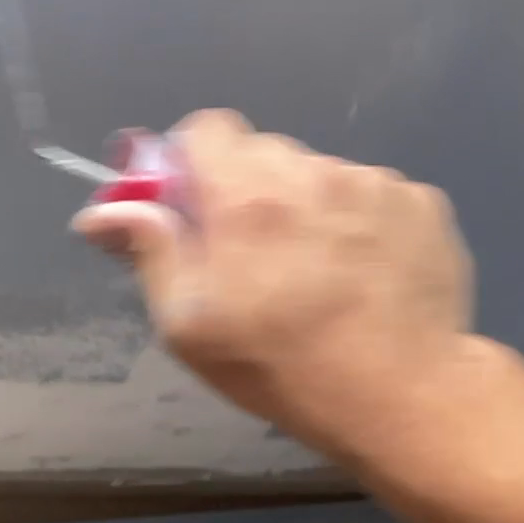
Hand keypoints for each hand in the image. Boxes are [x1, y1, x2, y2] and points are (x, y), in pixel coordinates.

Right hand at [75, 110, 474, 443]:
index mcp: (246, 197)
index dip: (186, 164)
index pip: (205, 129)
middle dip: (239, 191)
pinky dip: (348, 222)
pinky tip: (353, 275)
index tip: (186, 210)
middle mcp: (313, 171)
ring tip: (306, 273)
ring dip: (296, 207)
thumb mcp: (187, 324)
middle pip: (259, 152)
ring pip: (314, 174)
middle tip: (241, 255)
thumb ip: (148, 253)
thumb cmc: (273, 364)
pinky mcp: (421, 203)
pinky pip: (365, 194)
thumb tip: (101, 211)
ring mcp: (375, 183)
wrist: (396, 393)